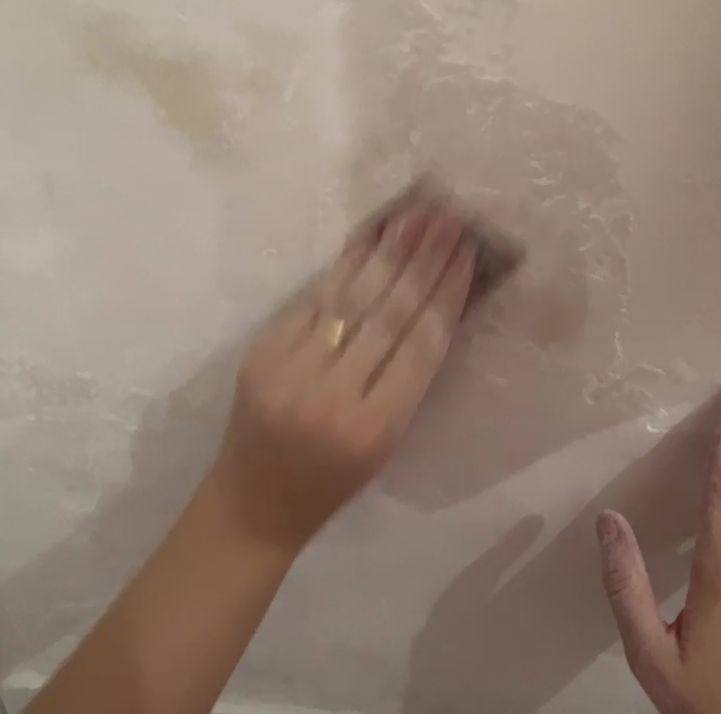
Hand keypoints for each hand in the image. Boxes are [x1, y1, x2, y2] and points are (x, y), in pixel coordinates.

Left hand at [208, 203, 480, 550]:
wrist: (252, 504)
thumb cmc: (334, 483)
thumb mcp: (387, 443)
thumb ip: (409, 378)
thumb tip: (436, 304)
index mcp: (374, 427)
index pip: (421, 346)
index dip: (447, 295)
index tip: (467, 253)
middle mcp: (332, 395)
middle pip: (388, 314)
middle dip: (422, 262)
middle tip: (446, 219)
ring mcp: (290, 369)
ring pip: (349, 298)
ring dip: (386, 252)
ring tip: (413, 216)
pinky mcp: (262, 352)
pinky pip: (312, 300)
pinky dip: (344, 266)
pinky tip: (367, 238)